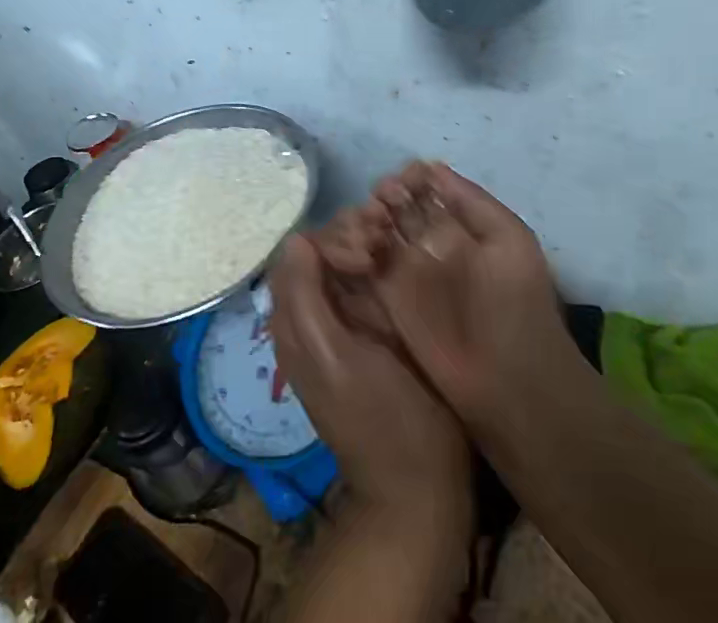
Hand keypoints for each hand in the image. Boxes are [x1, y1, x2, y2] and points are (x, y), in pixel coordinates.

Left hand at [268, 233, 470, 515]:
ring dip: (371, 243)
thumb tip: (295, 240)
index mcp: (299, 320)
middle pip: (325, 251)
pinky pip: (376, 277)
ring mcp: (353, 318)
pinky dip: (387, 260)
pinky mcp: (384, 324)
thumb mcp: (332, 359)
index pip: (298, 255)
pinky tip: (404, 260)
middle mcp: (320, 313)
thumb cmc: (378, 417)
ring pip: (352, 257)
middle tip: (383, 251)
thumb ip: (305, 300)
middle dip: (352, 238)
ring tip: (395, 250)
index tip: (364, 256)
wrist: (421, 480)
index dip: (329, 243)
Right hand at [364, 162, 573, 425]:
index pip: (421, 189)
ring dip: (365, 224)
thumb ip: (471, 202)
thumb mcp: (510, 241)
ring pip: (372, 231)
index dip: (408, 180)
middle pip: (392, 206)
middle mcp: (427, 243)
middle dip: (383, 199)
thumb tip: (431, 167)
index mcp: (458, 225)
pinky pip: (359, 266)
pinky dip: (352, 253)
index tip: (401, 183)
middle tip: (381, 209)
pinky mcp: (383, 299)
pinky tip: (359, 252)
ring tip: (371, 233)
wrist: (508, 379)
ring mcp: (403, 271)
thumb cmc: (517, 305)